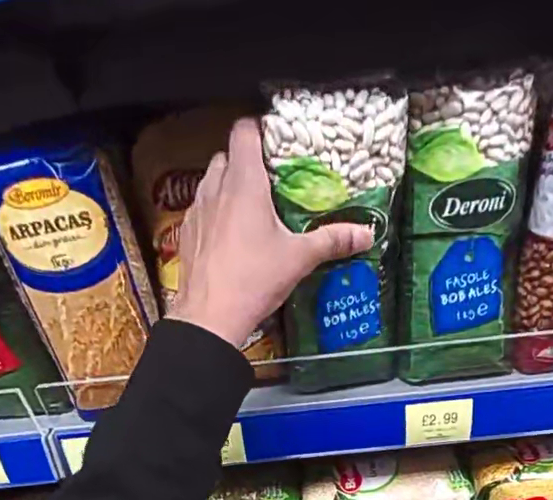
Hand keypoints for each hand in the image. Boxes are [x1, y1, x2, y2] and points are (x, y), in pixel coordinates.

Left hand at [169, 118, 373, 348]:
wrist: (211, 316)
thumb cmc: (254, 279)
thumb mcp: (299, 259)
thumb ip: (332, 240)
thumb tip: (366, 234)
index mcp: (244, 183)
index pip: (244, 132)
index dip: (260, 130)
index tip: (277, 142)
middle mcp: (215, 188)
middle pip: (228, 156)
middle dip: (247, 163)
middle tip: (270, 183)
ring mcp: (196, 210)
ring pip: (211, 182)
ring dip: (229, 187)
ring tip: (251, 210)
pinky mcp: (187, 233)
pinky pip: (202, 210)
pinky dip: (215, 214)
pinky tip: (231, 237)